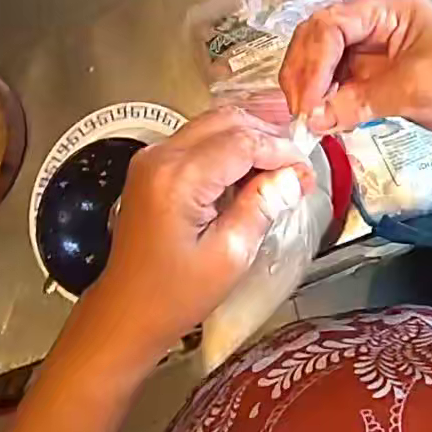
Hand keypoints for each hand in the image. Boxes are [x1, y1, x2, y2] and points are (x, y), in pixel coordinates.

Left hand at [81, 108, 315, 362]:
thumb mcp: (229, 256)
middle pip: (227, 120)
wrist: (126, 310)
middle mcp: (160, 157)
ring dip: (249, 140)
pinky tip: (248, 174)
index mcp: (178, 179)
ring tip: (277, 172)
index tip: (305, 171)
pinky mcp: (152, 166)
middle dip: (267, 138)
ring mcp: (152, 158)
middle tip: (295, 168)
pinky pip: (199, 139)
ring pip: (213, 124)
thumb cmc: (172, 295)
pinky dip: (228, 148)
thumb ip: (262, 207)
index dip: (281, 151)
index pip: (243, 141)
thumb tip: (293, 176)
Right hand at [279, 0, 431, 143]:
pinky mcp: (374, 76)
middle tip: (299, 113)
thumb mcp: (415, 88)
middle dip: (303, 72)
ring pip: (323, 62)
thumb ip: (359, 101)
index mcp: (386, 9)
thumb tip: (311, 121)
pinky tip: (322, 120)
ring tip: (307, 120)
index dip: (312, 62)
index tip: (307, 103)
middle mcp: (374, 23)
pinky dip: (325, 101)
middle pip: (318, 38)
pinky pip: (338, 83)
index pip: (330, 25)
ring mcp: (373, 50)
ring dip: (310, 88)